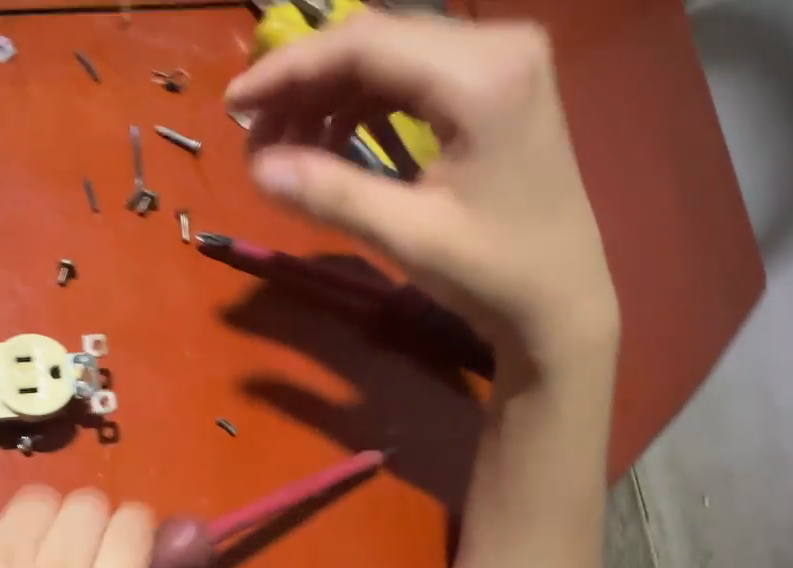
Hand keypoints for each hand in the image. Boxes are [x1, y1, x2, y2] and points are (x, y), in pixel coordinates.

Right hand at [225, 11, 619, 379]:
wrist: (559, 300)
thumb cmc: (493, 272)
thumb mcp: (406, 236)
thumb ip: (331, 194)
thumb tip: (257, 168)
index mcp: (482, 75)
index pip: (364, 44)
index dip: (288, 70)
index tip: (233, 104)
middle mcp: (495, 46)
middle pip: (372, 42)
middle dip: (302, 86)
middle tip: (253, 139)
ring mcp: (497, 62)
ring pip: (385, 59)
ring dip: (326, 99)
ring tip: (283, 151)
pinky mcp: (491, 86)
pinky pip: (406, 80)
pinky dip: (358, 109)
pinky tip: (328, 147)